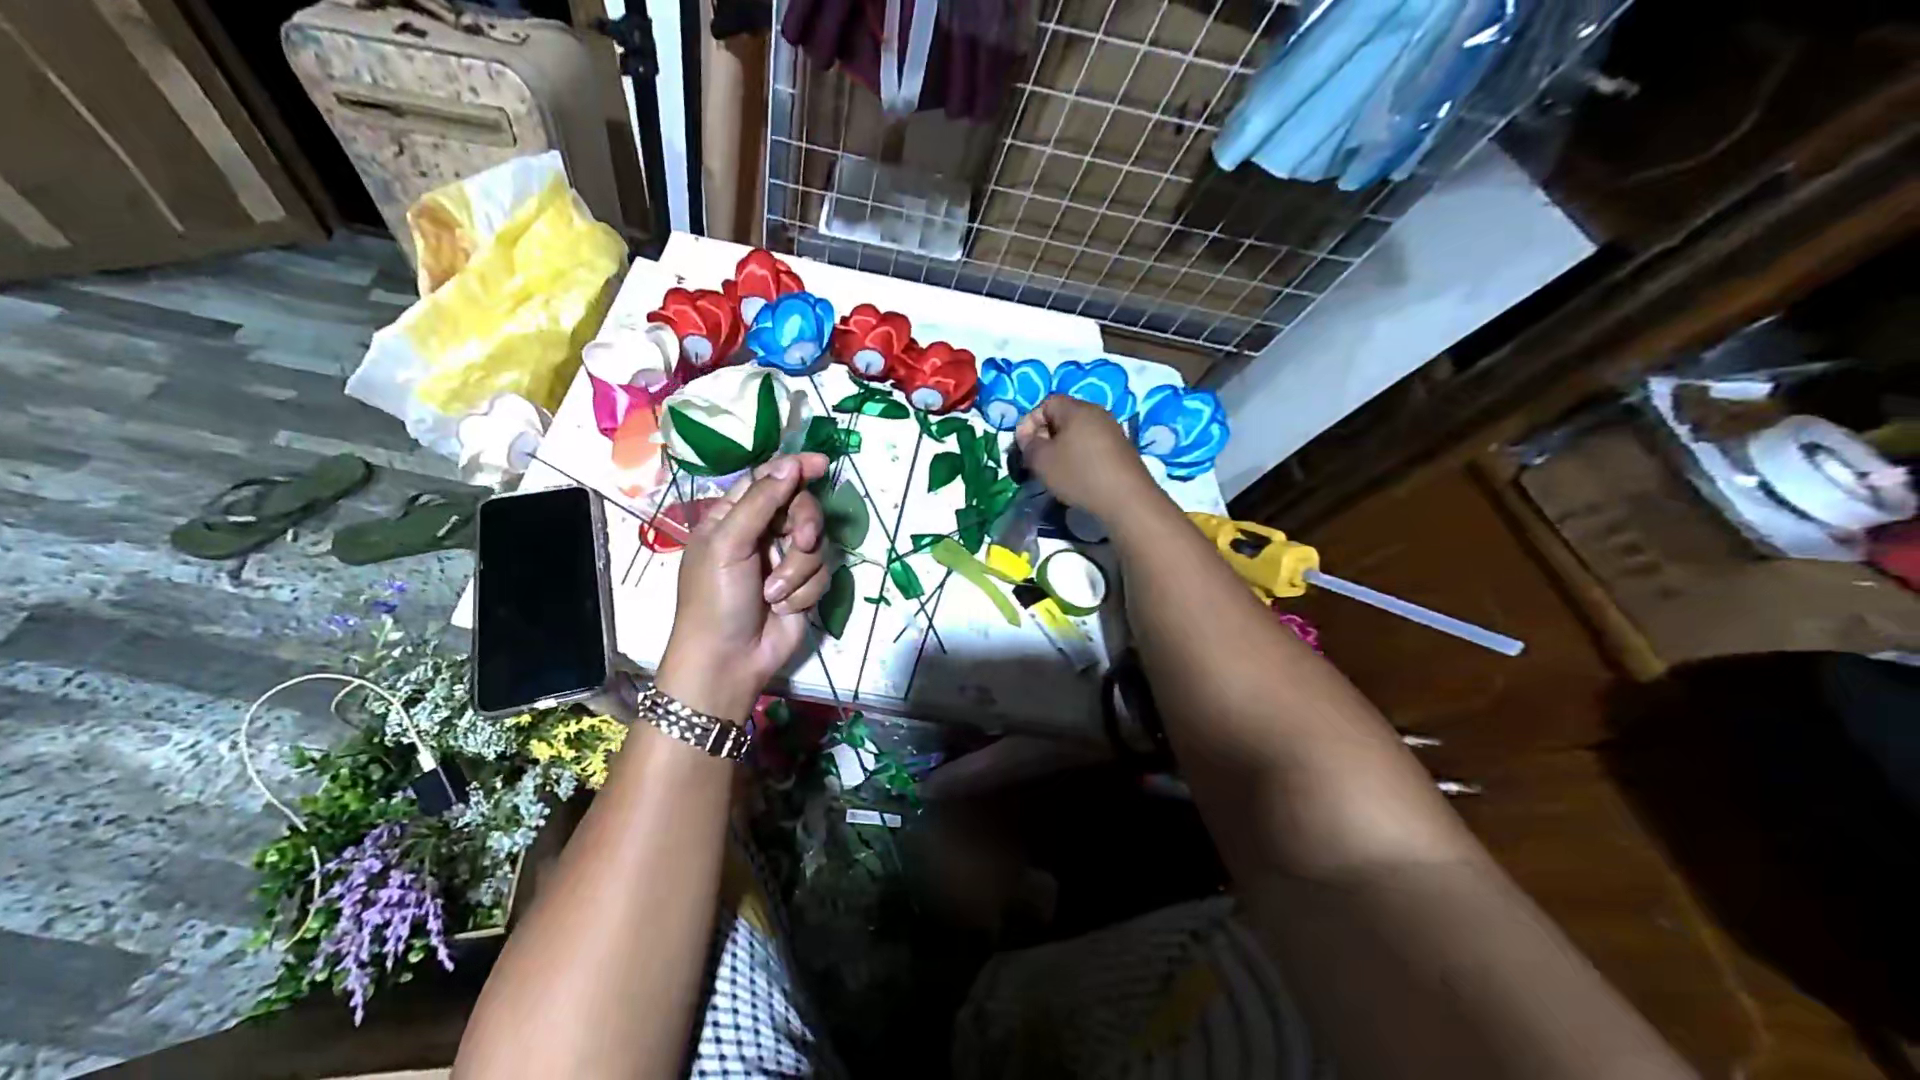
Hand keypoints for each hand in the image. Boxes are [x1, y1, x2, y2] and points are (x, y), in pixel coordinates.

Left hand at [657, 453, 831, 719]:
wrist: (728, 660)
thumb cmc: (715, 599)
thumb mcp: (728, 544)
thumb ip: (761, 502)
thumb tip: (790, 465)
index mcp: (733, 517)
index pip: (768, 481)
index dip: (795, 469)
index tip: (822, 465)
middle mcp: (761, 535)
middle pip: (801, 508)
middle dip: (805, 525)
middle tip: (801, 540)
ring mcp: (784, 562)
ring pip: (816, 545)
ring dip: (798, 571)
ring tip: (774, 595)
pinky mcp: (803, 587)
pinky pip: (821, 574)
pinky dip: (804, 592)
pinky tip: (783, 609)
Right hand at [1015, 395, 1163, 525]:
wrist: (1127, 498)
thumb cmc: (1079, 474)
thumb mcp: (1041, 461)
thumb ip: (1028, 445)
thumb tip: (1029, 439)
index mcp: (1077, 409)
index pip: (1047, 402)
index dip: (1030, 422)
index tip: (1024, 446)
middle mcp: (1097, 413)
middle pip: (1063, 417)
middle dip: (1046, 436)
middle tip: (1037, 459)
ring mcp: (1113, 431)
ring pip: (1078, 433)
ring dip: (1063, 449)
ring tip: (1055, 471)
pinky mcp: (1122, 449)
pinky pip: (1093, 446)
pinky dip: (1080, 457)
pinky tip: (1077, 477)